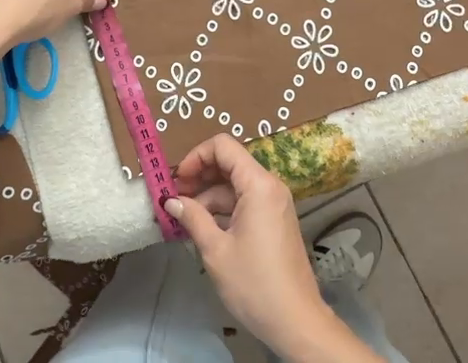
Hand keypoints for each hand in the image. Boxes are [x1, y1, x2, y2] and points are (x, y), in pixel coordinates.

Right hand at [166, 136, 341, 358]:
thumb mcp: (215, 250)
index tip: (177, 181)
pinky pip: (245, 201)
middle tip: (175, 199)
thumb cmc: (254, 283)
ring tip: (184, 218)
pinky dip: (223, 208)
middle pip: (229, 163)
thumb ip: (193, 217)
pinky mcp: (275, 220)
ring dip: (209, 195)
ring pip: (235, 184)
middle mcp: (270, 186)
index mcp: (258, 184)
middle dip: (200, 176)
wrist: (296, 321)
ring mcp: (275, 203)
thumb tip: (171, 201)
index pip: (223, 146)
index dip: (195, 157)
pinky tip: (204, 228)